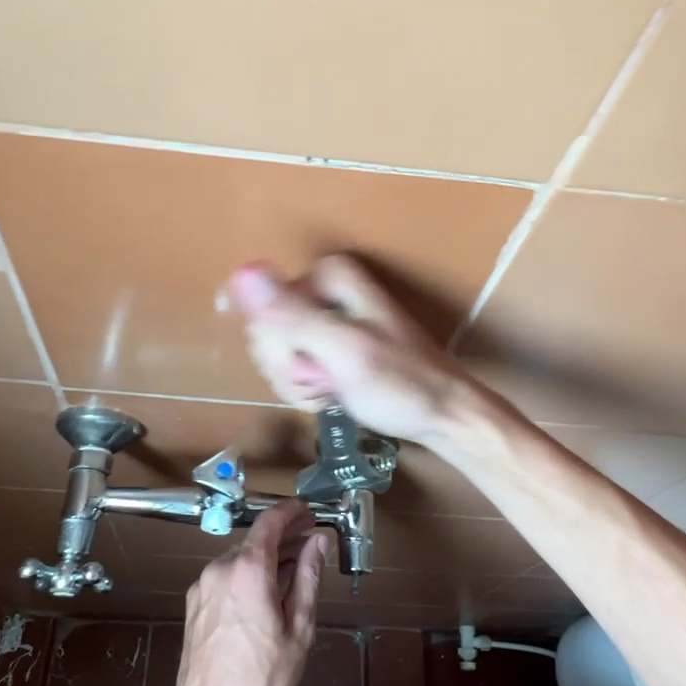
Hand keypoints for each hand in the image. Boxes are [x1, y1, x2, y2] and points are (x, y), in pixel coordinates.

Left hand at [162, 500, 328, 685]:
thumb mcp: (299, 628)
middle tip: (310, 544)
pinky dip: (247, 578)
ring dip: (265, 561)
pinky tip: (265, 597)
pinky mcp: (193, 608)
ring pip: (239, 561)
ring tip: (293, 574)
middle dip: (283, 540)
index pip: (270, 522)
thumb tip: (318, 543)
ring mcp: (201, 589)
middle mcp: (219, 570)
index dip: (292, 512)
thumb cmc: (264, 681)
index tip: (309, 511)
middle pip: (255, 542)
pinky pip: (225, 580)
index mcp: (247, 569)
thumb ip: (308, 578)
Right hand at [228, 254, 479, 445]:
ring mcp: (325, 314)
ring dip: (299, 382)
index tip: (314, 370)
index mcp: (327, 276)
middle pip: (268, 330)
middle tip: (327, 384)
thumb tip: (243, 271)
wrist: (442, 414)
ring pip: (277, 350)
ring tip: (334, 391)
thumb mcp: (343, 351)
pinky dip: (308, 387)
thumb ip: (293, 316)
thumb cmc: (401, 384)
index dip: (281, 351)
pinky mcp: (328, 340)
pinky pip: (293, 362)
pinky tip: (333, 395)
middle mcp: (322, 286)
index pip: (263, 313)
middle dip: (291, 369)